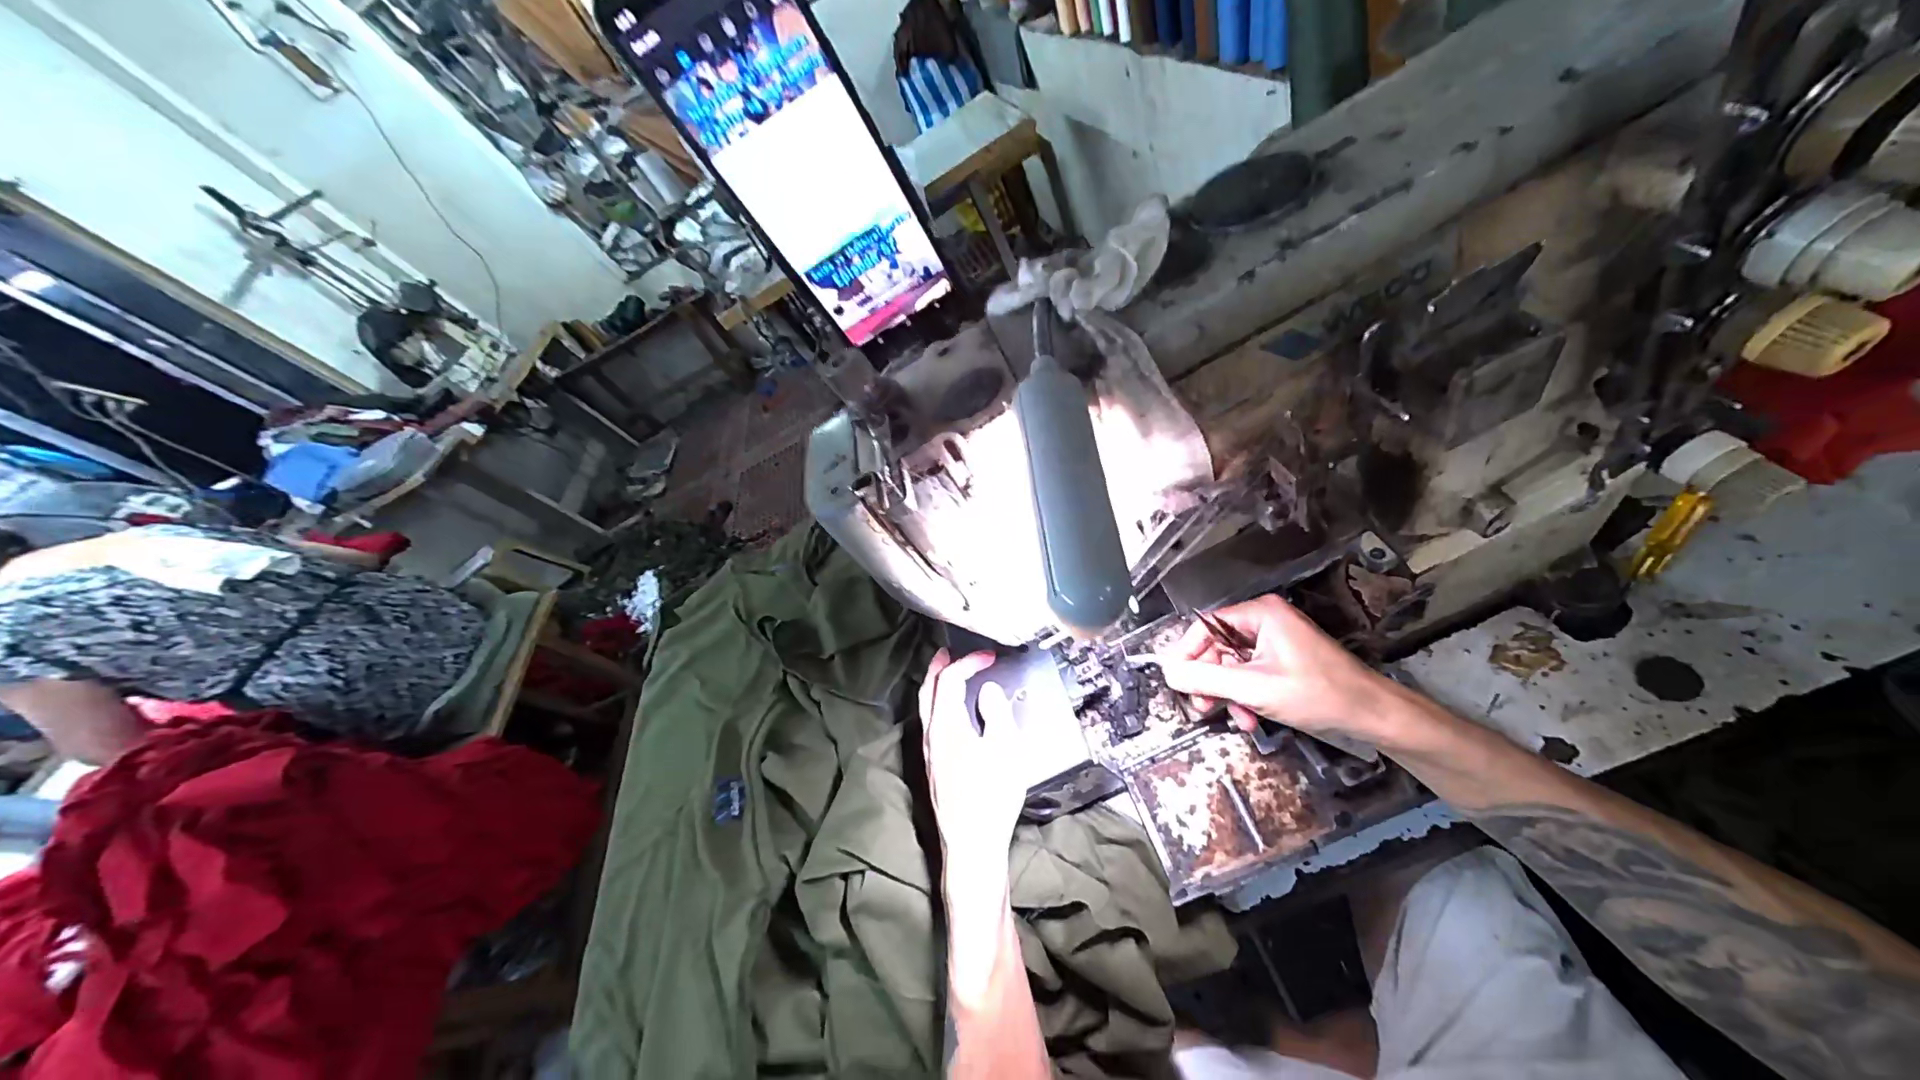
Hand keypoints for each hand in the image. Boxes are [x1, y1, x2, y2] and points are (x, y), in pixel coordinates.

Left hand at [919, 649, 1025, 889]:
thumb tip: (986, 691)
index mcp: (946, 725)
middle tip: (948, 654)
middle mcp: (931, 735)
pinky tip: (953, 715)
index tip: (989, 656)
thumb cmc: (990, 795)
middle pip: (929, 691)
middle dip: (939, 669)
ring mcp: (930, 753)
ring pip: (927, 709)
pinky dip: (940, 707)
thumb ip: (995, 712)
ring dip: (937, 687)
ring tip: (948, 678)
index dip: (969, 662)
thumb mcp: (1005, 746)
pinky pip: (932, 724)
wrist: (972, 843)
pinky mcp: (935, 769)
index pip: (950, 680)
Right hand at [1154, 594, 1408, 745]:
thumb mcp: (1254, 688)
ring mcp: (1274, 641)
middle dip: (1209, 679)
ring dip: (1227, 693)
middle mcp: (1265, 621)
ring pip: (1231, 665)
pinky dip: (1244, 695)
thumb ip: (1206, 678)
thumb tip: (1170, 673)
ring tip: (1234, 716)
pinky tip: (1250, 716)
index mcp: (1260, 614)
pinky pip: (1248, 674)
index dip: (1186, 653)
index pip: (1204, 626)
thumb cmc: (1321, 694)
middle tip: (1202, 705)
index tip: (1176, 679)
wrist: (1372, 715)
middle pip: (1216, 647)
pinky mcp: (1282, 661)